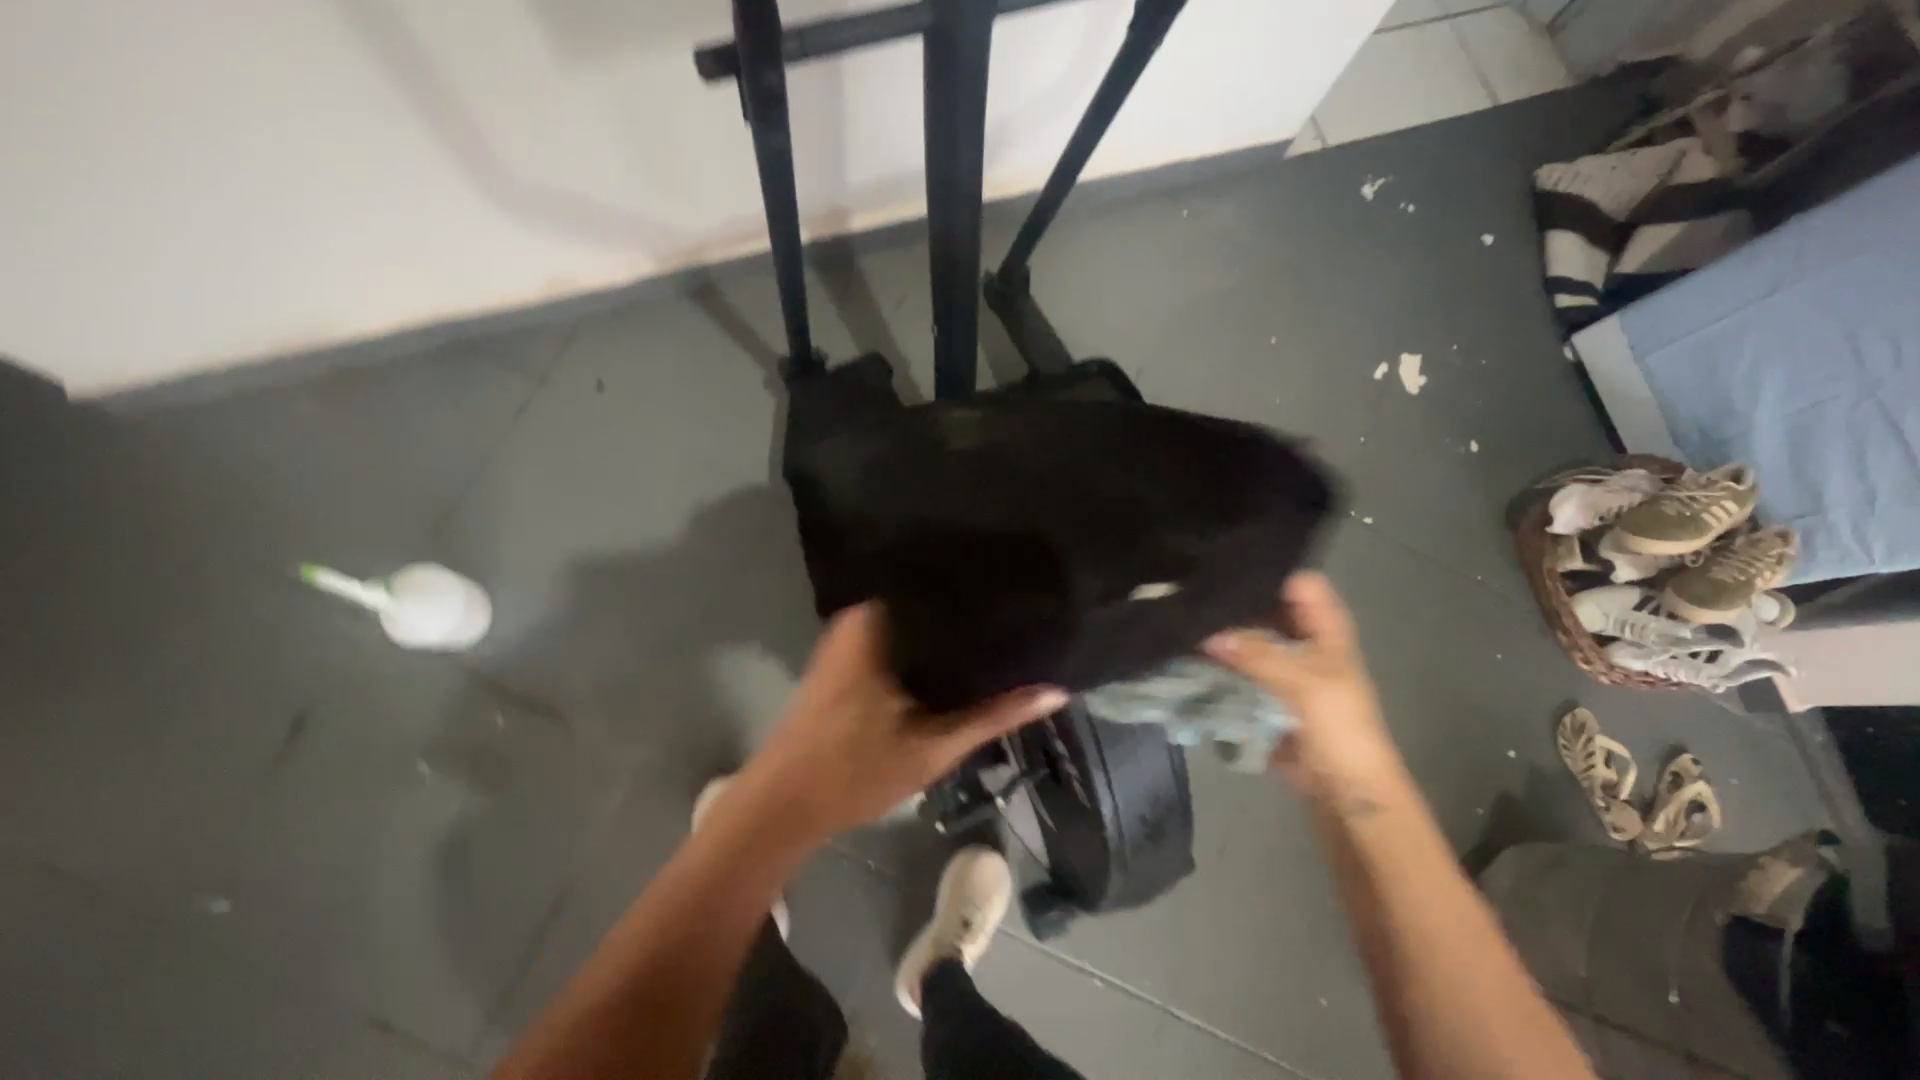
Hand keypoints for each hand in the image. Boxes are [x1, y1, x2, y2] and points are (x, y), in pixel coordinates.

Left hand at [736, 603, 1066, 840]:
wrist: (782, 806)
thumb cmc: (854, 771)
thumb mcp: (934, 746)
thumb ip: (995, 715)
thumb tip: (1056, 692)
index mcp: (877, 622)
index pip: (943, 588)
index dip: (986, 594)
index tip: (1028, 595)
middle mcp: (859, 617)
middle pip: (930, 606)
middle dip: (972, 616)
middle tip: (1026, 616)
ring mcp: (848, 638)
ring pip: (915, 625)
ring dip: (950, 636)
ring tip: (1003, 633)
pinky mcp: (845, 660)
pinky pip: (898, 641)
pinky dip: (926, 651)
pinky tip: (960, 659)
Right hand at [1203, 571, 1403, 797]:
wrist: (1345, 789)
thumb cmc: (1339, 727)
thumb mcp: (1303, 683)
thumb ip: (1256, 653)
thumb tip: (1206, 632)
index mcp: (1326, 628)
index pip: (1297, 581)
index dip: (1267, 570)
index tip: (1225, 565)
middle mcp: (1302, 640)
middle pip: (1265, 608)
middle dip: (1232, 603)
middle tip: (1187, 592)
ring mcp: (1282, 668)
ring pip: (1246, 639)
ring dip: (1219, 634)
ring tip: (1178, 620)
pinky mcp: (1263, 694)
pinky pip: (1235, 671)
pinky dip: (1214, 664)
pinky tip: (1184, 654)